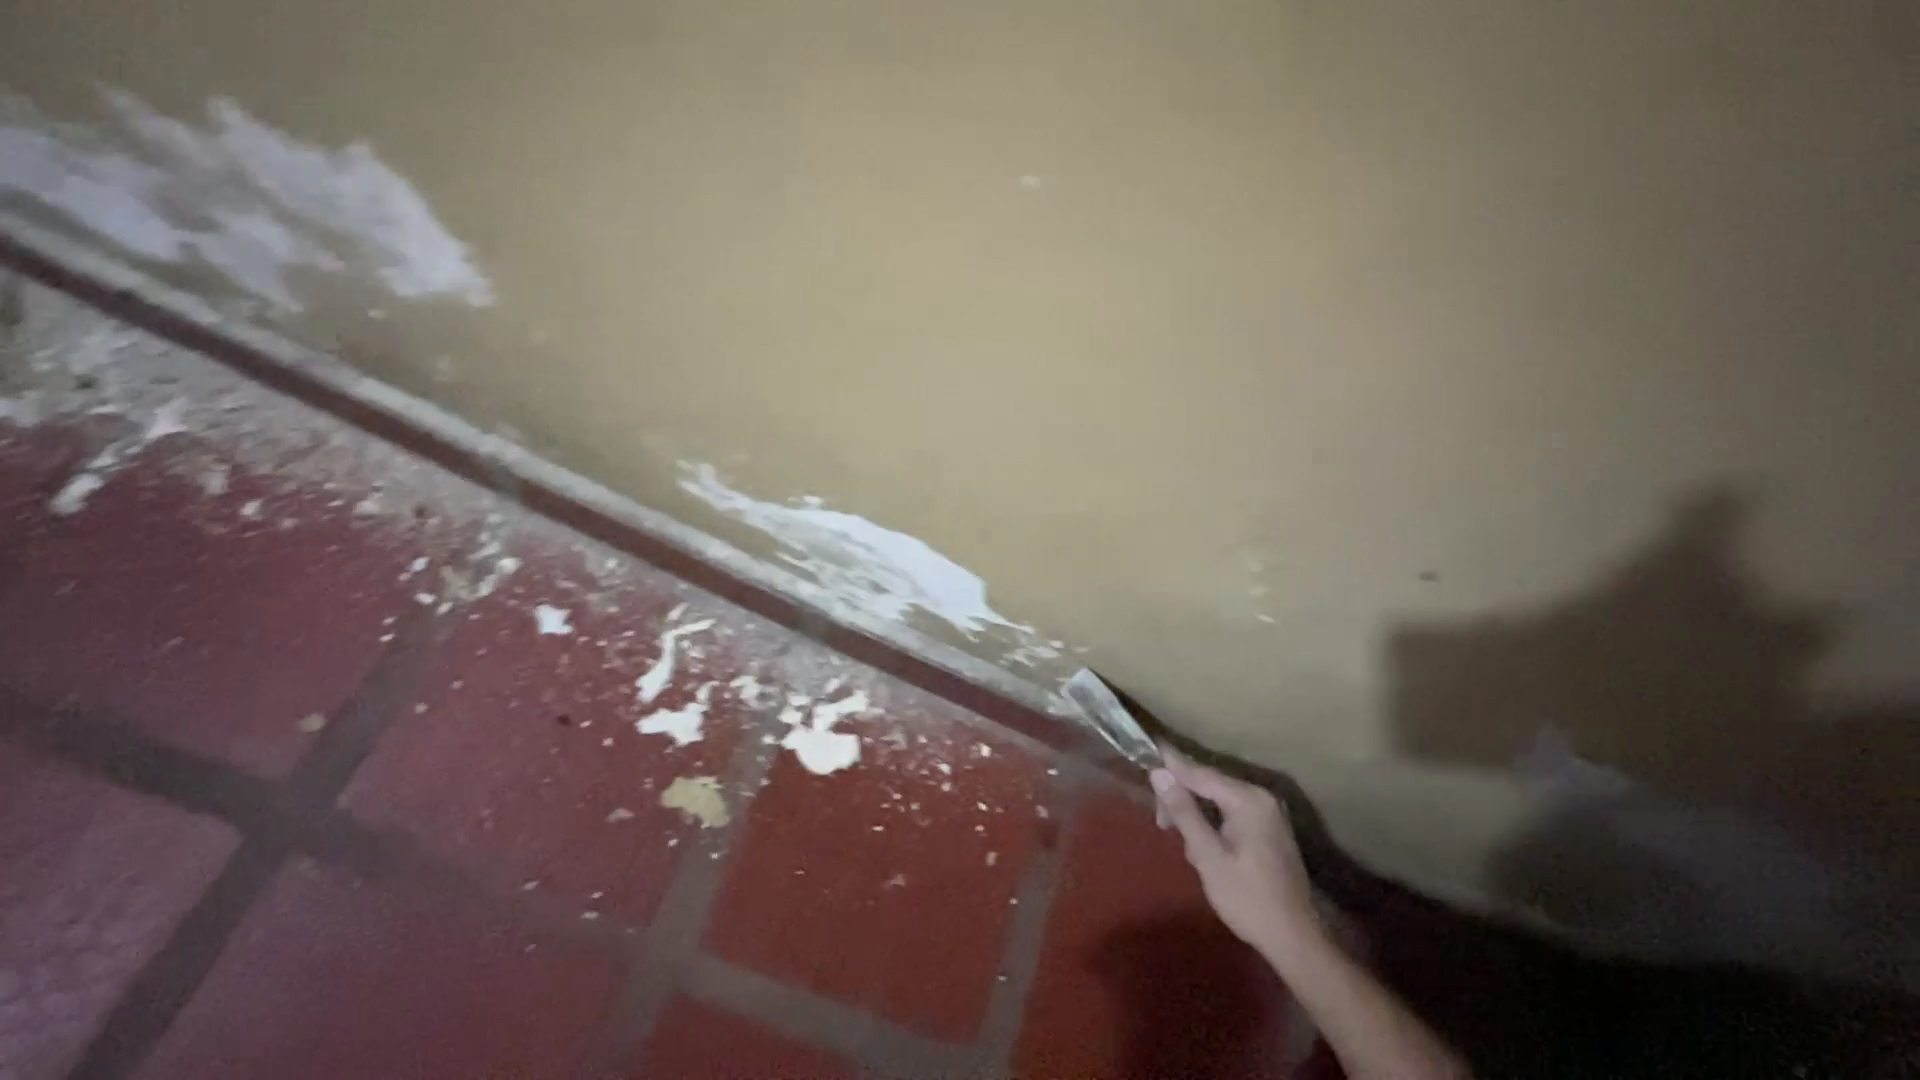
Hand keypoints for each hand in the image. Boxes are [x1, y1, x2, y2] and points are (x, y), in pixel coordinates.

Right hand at [1151, 744, 1319, 958]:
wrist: (1294, 938)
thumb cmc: (1247, 898)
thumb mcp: (1207, 856)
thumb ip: (1184, 812)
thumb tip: (1159, 774)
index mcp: (1248, 800)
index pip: (1200, 773)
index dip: (1171, 763)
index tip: (1147, 748)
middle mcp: (1262, 798)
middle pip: (1210, 784)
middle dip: (1182, 798)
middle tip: (1161, 824)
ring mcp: (1269, 814)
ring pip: (1220, 800)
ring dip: (1197, 814)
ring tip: (1183, 841)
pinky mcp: (1270, 830)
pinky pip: (1232, 813)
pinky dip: (1213, 822)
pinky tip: (1202, 844)